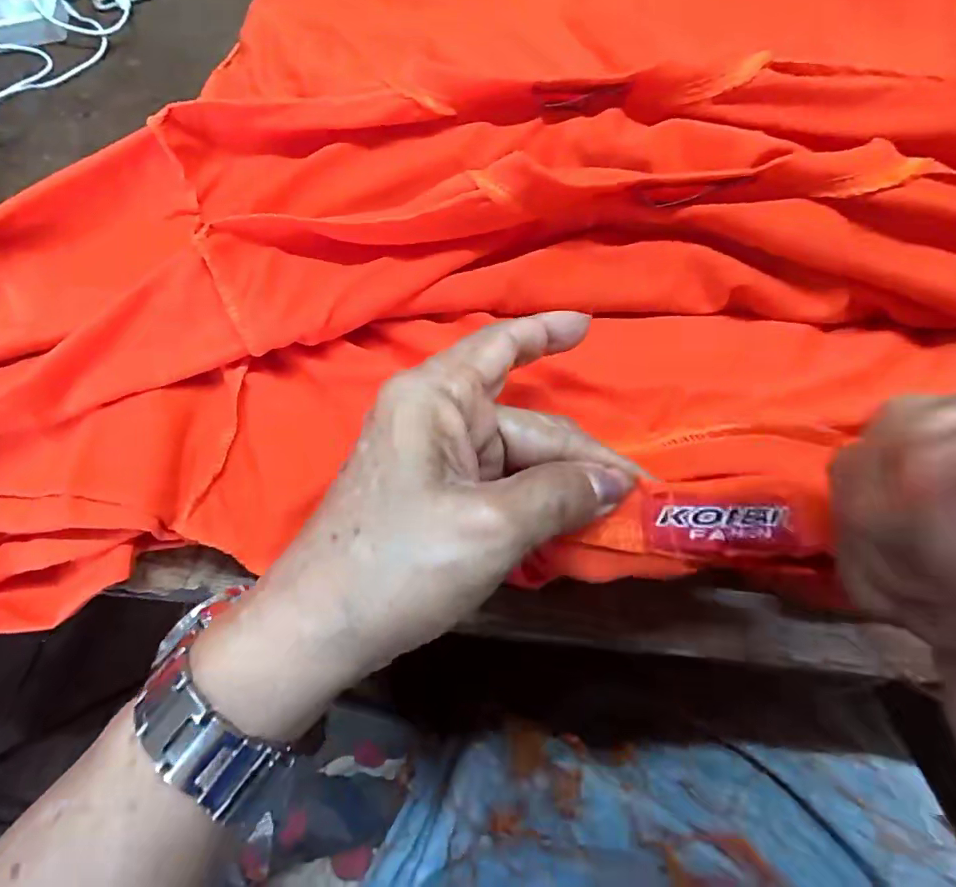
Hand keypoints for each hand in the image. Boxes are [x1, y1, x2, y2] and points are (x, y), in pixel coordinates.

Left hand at [189, 312, 639, 740]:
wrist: (318, 630)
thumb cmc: (399, 563)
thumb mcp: (490, 527)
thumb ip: (558, 495)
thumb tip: (614, 483)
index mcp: (436, 398)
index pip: (499, 346)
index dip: (545, 332)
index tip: (588, 324)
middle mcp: (433, 417)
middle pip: (524, 424)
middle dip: (579, 458)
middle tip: (638, 495)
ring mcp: (431, 459)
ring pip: (515, 462)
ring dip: (561, 489)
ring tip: (613, 517)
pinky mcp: (432, 497)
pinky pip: (497, 488)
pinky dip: (533, 505)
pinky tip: (569, 528)